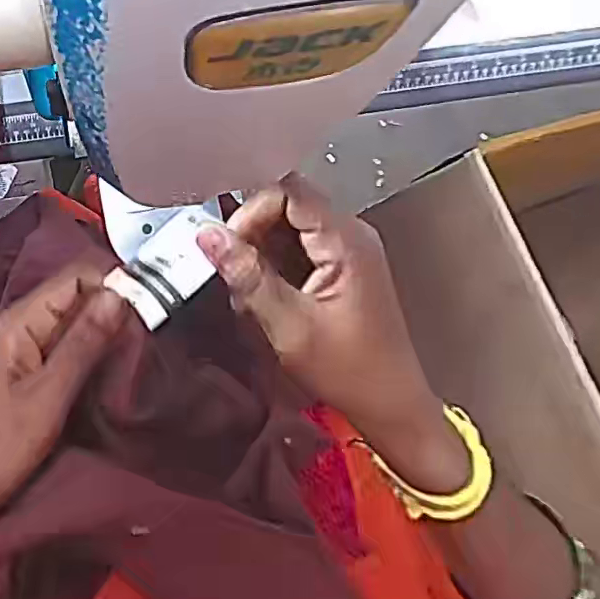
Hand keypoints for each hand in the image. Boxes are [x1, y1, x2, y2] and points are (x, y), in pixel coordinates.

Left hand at [0, 260, 132, 550]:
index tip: (150, 306)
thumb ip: (84, 343)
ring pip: (81, 321)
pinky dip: (98, 351)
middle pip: (81, 295)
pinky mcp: (37, 372)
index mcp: (21, 319)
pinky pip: (75, 346)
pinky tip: (119, 368)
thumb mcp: (47, 396)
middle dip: (116, 307)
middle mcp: (25, 324)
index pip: (78, 275)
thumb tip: (120, 294)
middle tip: (152, 332)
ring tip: (142, 350)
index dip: (115, 284)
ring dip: (110, 330)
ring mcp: (30, 348)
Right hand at [197, 173, 469, 491]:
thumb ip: (247, 276)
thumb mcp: (289, 326)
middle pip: (284, 204)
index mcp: (346, 241)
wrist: (391, 407)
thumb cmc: (352, 373)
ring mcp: (345, 248)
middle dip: (250, 234)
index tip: (231, 247)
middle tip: (236, 273)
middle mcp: (349, 234)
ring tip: (250, 292)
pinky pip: (293, 246)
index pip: (287, 191)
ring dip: (258, 253)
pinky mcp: (337, 264)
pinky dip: (271, 265)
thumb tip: (208, 236)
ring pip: (284, 225)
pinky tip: (266, 296)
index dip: (251, 212)